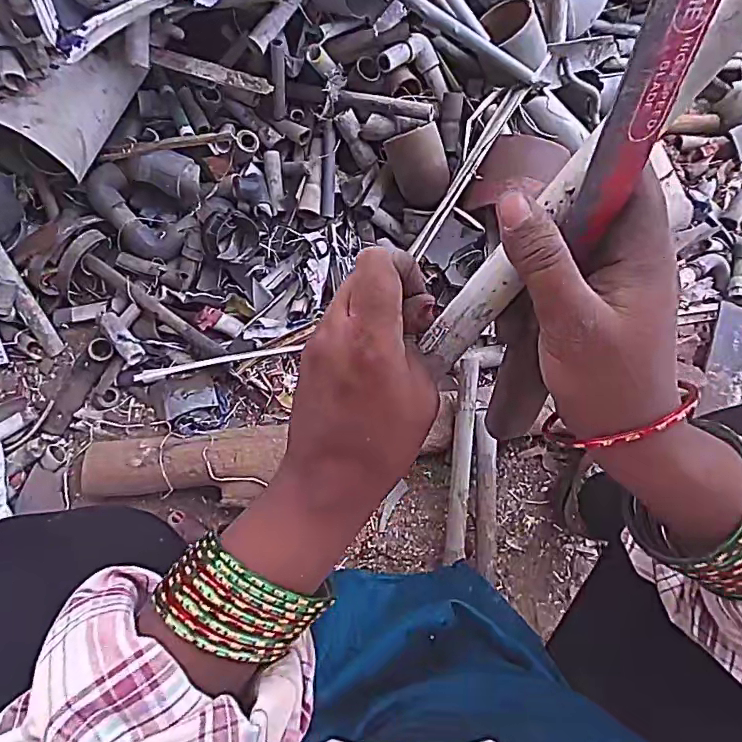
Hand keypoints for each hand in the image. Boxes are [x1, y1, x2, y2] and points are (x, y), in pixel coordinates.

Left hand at [275, 245, 438, 507]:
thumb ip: (428, 344)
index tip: (420, 291)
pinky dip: (360, 327)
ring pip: (349, 294)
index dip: (406, 267)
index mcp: (369, 338)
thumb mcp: (424, 393)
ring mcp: (317, 341)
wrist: (328, 479)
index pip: (379, 261)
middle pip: (363, 272)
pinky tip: (377, 360)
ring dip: (376, 307)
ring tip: (396, 343)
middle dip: (394, 287)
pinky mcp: (310, 353)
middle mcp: (335, 332)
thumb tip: (431, 320)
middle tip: (414, 320)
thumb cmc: (373, 450)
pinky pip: (338, 320)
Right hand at [492, 172, 679, 440]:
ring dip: (541, 242)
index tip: (558, 156)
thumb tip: (518, 206)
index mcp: (644, 252)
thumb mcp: (571, 322)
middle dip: (551, 207)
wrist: (625, 433)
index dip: (597, 156)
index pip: (632, 175)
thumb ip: (543, 261)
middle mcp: (634, 253)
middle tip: (521, 228)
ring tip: (523, 271)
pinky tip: (529, 294)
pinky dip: (541, 268)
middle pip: (592, 197)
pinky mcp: (596, 287)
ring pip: (573, 227)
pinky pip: (565, 257)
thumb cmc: (614, 389)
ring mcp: (615, 270)